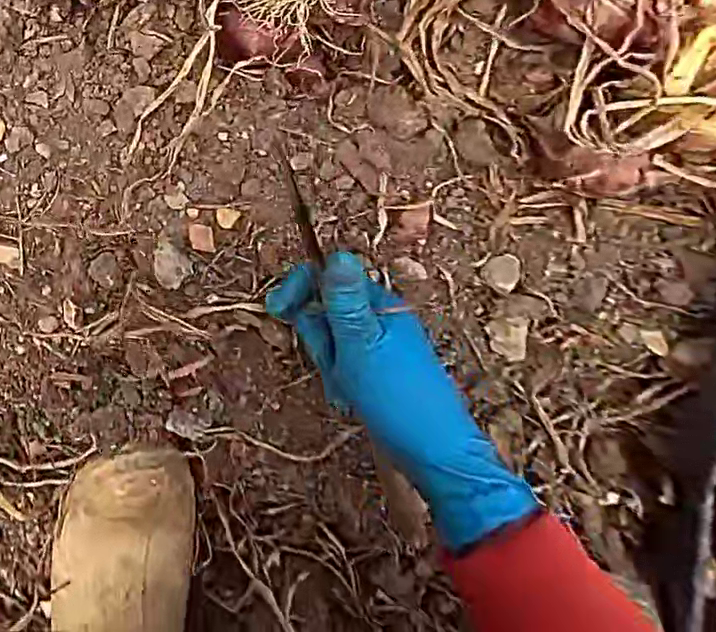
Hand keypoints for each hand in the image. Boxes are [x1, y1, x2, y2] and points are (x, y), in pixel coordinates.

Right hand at [267, 251, 538, 551]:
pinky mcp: (374, 367)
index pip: (326, 275)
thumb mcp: (362, 346)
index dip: (299, 288)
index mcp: (378, 302)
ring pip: (329, 338)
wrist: (438, 459)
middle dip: (318, 337)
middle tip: (333, 363)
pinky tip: (350, 399)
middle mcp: (377, 316)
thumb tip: (337, 255)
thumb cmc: (401, 400)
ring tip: (346, 386)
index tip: (277, 309)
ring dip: (328, 363)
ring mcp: (377, 342)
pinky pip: (341, 362)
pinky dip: (338, 379)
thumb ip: (344, 302)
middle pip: (323, 307)